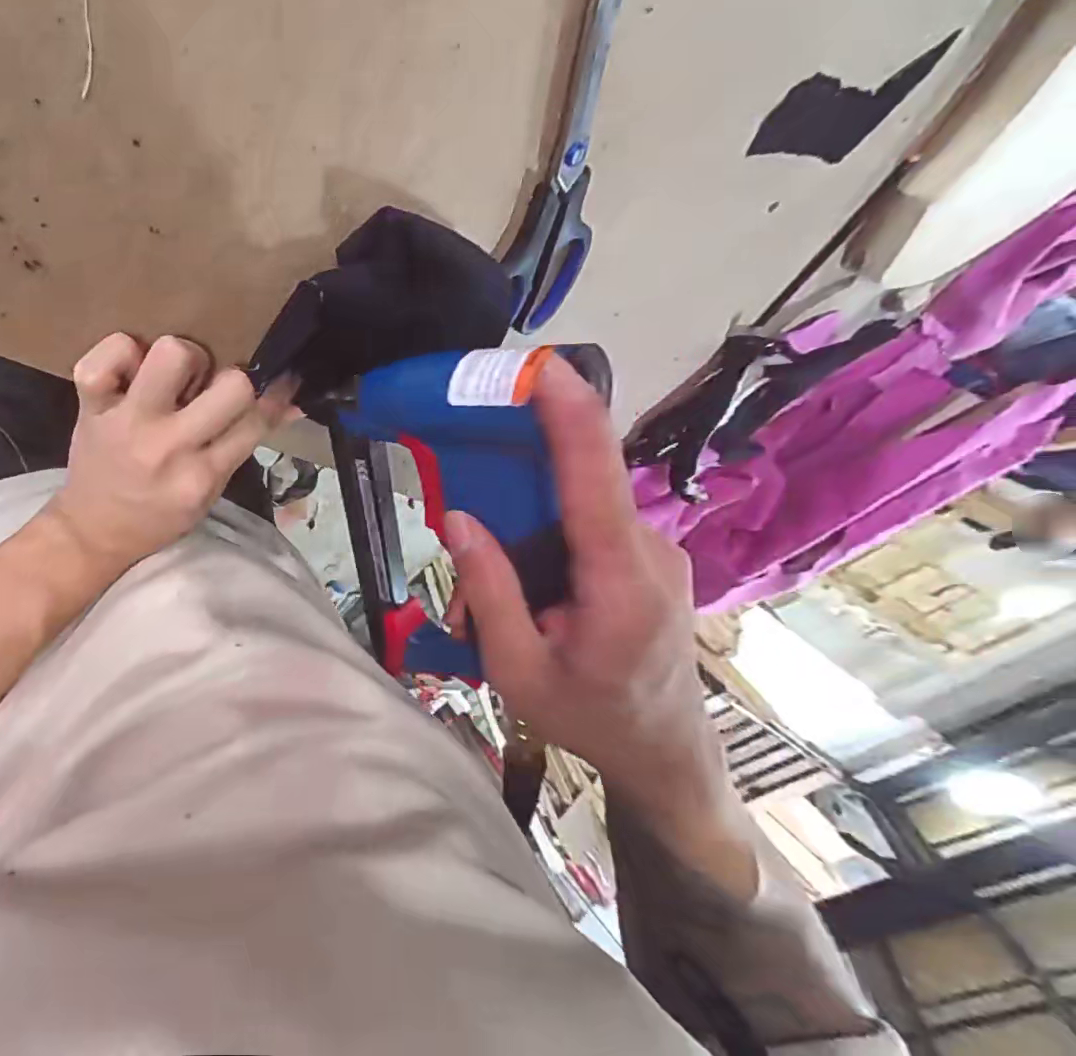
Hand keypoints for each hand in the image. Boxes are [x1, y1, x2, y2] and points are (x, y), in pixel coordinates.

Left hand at [40, 333, 298, 573]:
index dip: (272, 393)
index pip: (255, 419)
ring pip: (173, 353)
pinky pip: (105, 358)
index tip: (276, 379)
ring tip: (169, 379)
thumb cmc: (156, 517)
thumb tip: (291, 403)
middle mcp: (167, 446)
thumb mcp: (208, 493)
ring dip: (180, 358)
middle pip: (230, 384)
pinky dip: (119, 355)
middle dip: (227, 380)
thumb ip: (242, 446)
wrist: (92, 532)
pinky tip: (128, 373)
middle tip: (205, 393)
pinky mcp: (91, 408)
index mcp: (201, 476)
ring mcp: (127, 423)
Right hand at [444, 357, 753, 891]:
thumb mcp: (518, 668)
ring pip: (572, 516)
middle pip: (573, 491)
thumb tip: (459, 520)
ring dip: (519, 544)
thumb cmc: (589, 717)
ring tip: (489, 611)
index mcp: (621, 582)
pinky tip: (524, 602)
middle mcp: (649, 552)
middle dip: (509, 507)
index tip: (543, 370)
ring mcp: (653, 553)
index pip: (596, 482)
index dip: (571, 418)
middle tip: (469, 569)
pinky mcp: (645, 560)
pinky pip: (584, 533)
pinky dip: (541, 552)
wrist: (664, 754)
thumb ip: (489, 591)